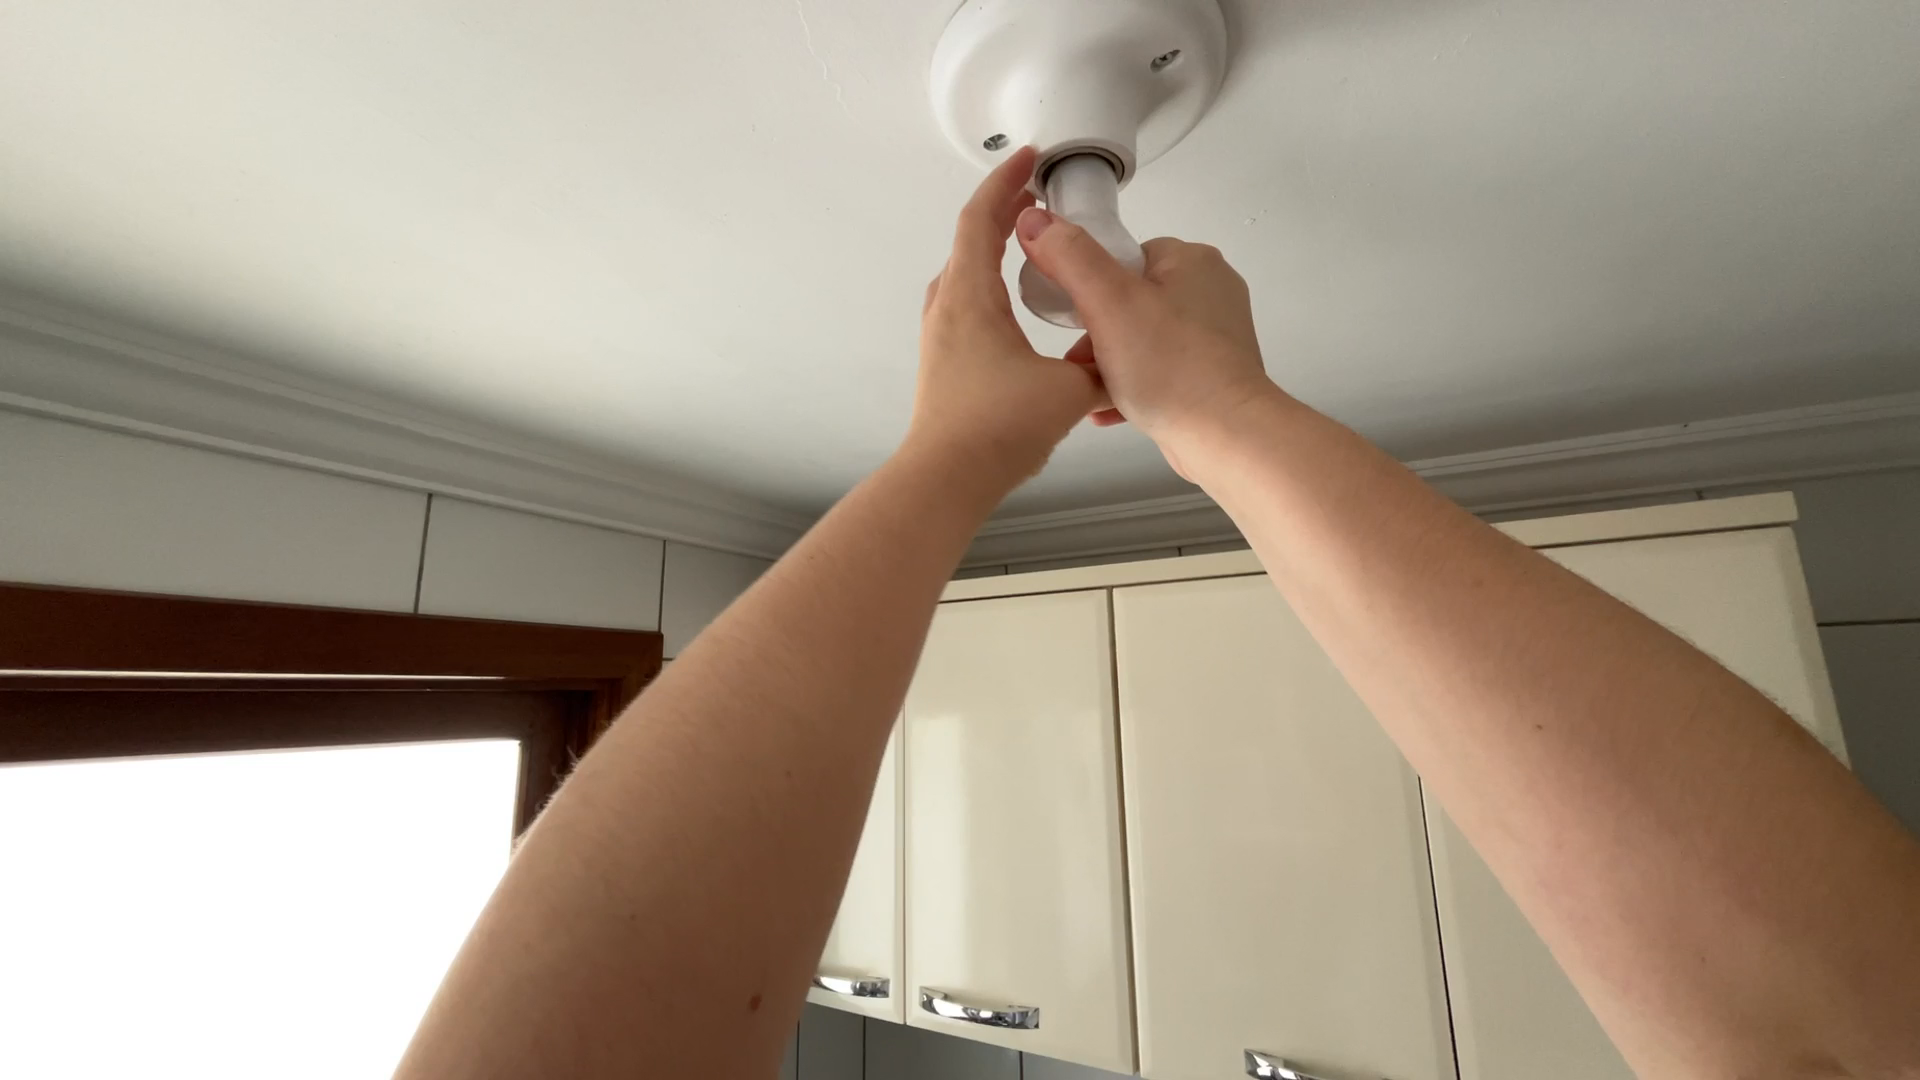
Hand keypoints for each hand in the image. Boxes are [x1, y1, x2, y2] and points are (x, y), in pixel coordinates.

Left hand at [907, 147, 1104, 488]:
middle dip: (1001, 214)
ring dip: (990, 254)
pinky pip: (963, 310)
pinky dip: (985, 291)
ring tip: (1023, 249)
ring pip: (962, 278)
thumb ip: (1101, 369)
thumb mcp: (1068, 392)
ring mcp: (939, 340)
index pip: (981, 218)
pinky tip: (1009, 314)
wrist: (946, 479)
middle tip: (1032, 199)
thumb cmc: (994, 430)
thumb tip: (1120, 365)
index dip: (1006, 181)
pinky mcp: (943, 367)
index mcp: (971, 297)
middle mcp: (947, 311)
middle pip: (968, 242)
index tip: (1029, 159)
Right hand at [1015, 207, 1279, 463]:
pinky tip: (1104, 409)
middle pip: (1129, 302)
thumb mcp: (1108, 303)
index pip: (1124, 257)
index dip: (1089, 286)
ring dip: (1108, 365)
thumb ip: (1069, 258)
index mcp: (1190, 260)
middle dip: (1096, 335)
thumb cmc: (1170, 367)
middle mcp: (1209, 291)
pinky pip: (1159, 372)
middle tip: (1076, 363)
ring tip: (1088, 390)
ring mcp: (1214, 336)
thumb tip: (1035, 220)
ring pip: (1142, 340)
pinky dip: (1130, 387)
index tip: (1073, 319)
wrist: (1223, 434)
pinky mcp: (1212, 374)